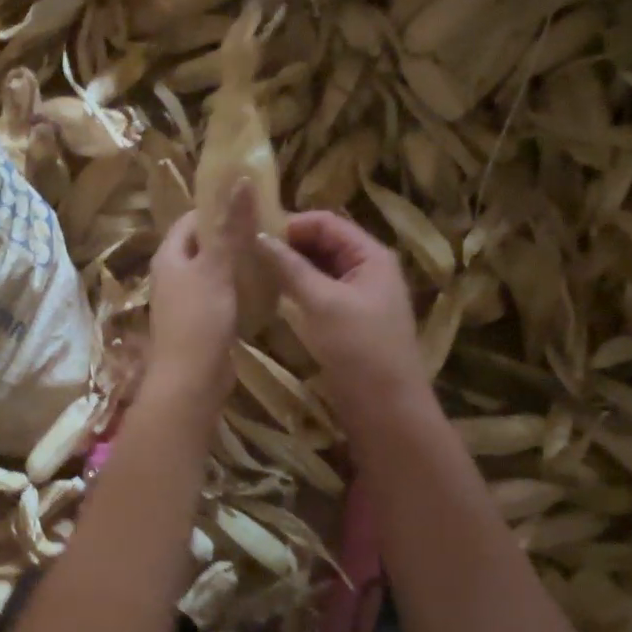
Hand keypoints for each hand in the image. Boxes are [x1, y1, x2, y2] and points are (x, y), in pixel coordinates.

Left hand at [147, 183, 257, 408]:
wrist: (190, 380)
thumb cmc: (199, 319)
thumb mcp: (216, 267)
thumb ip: (230, 227)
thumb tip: (240, 181)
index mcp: (169, 256)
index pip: (191, 219)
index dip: (217, 207)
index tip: (251, 202)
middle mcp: (172, 275)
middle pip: (202, 244)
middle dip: (230, 235)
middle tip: (268, 227)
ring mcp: (185, 301)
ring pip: (212, 271)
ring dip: (236, 262)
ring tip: (270, 252)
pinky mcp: (200, 323)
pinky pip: (219, 296)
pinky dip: (237, 288)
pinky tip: (262, 286)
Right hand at [259, 211, 430, 432]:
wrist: (386, 409)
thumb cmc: (359, 349)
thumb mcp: (322, 303)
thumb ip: (291, 268)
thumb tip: (258, 237)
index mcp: (371, 255)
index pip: (326, 222)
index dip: (291, 223)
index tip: (252, 235)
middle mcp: (367, 269)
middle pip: (322, 243)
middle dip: (287, 245)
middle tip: (246, 254)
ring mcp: (358, 296)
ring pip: (318, 269)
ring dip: (289, 268)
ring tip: (251, 272)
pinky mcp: (346, 320)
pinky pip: (318, 292)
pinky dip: (295, 289)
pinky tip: (269, 295)